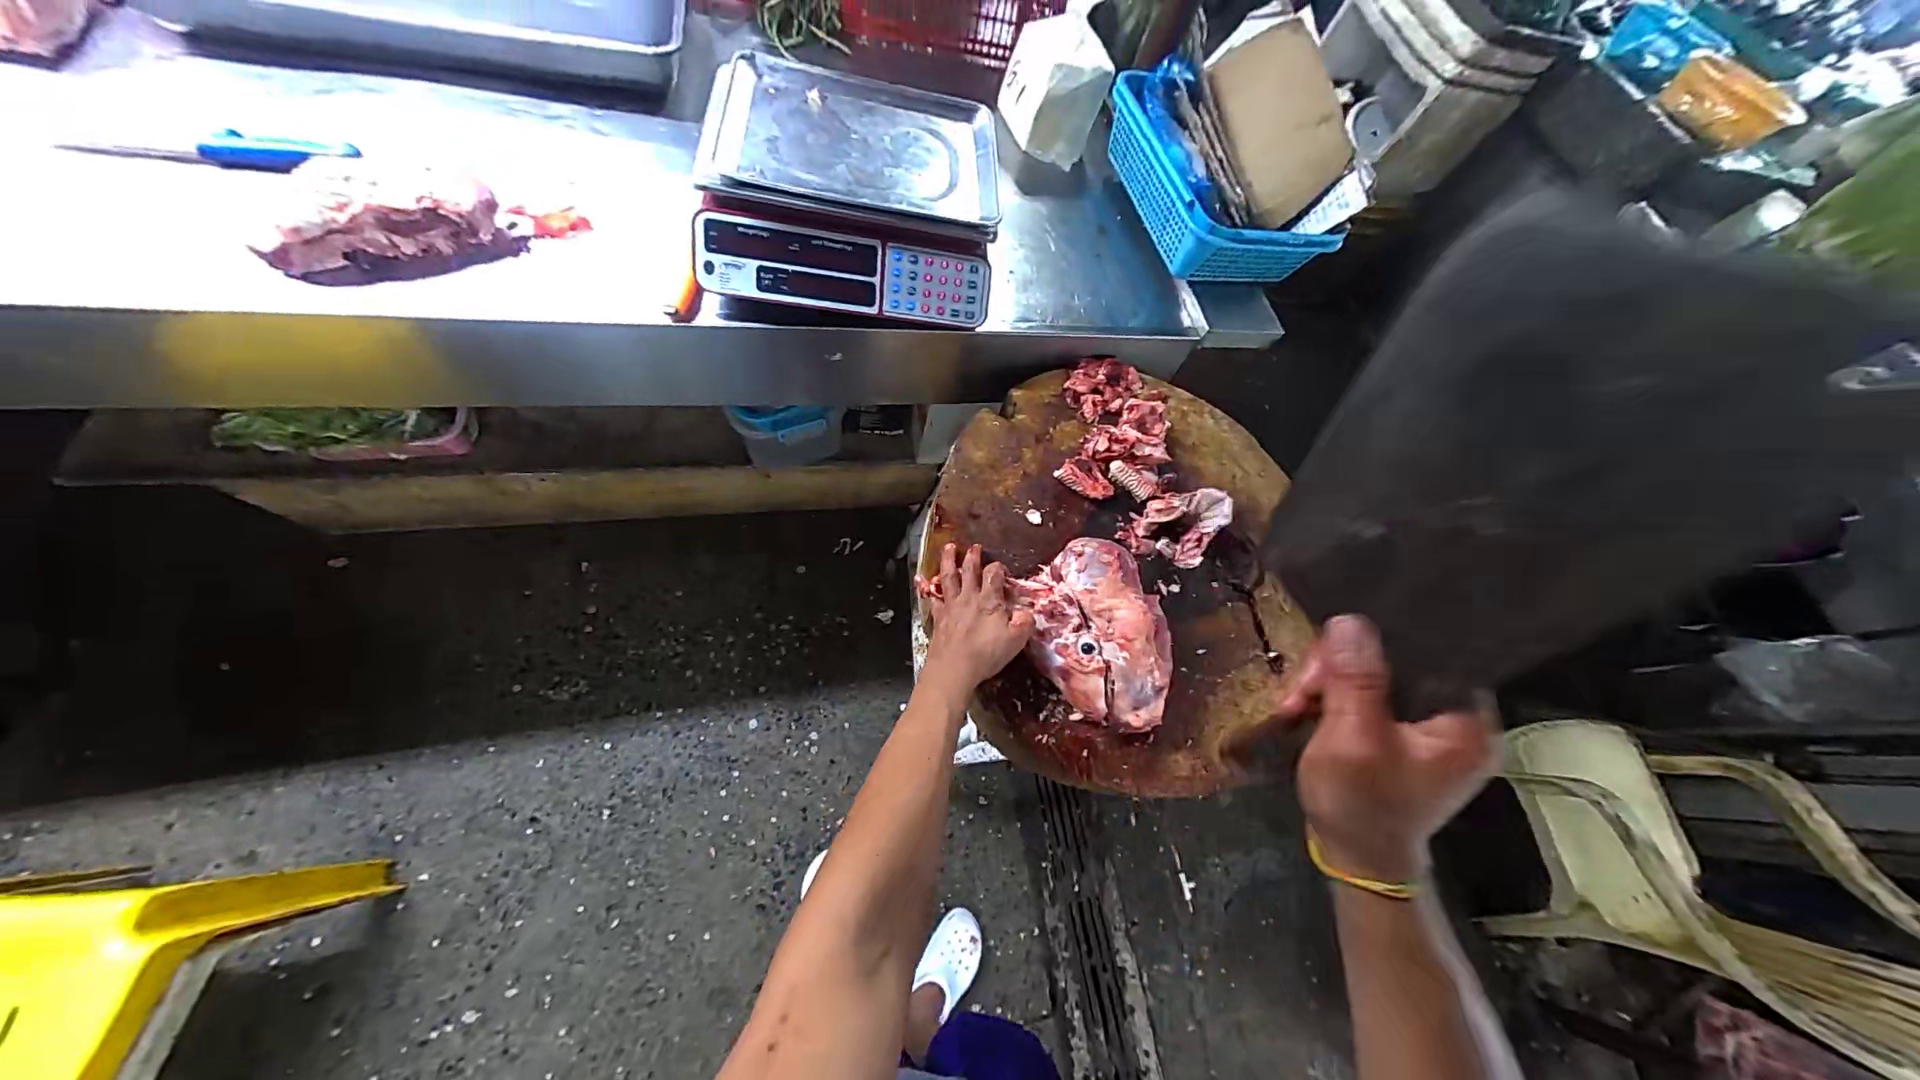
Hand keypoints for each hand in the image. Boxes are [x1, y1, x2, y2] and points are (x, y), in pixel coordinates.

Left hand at [924, 543, 1034, 693]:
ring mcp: (951, 606)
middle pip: (970, 570)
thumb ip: (1025, 622)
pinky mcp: (938, 618)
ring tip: (949, 548)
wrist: (954, 668)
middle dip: (973, 557)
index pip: (993, 575)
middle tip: (974, 546)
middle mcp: (969, 597)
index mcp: (989, 600)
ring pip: (949, 577)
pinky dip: (929, 589)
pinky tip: (926, 583)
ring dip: (949, 561)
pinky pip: (933, 599)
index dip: (998, 568)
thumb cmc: (987, 653)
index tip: (1001, 569)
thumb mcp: (1016, 639)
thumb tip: (1026, 612)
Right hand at [1277, 615, 1498, 883]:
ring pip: (1371, 676)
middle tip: (1301, 693)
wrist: (1354, 860)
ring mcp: (1427, 729)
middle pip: (1391, 662)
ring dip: (1327, 685)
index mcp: (1464, 721)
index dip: (1369, 646)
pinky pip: (1366, 696)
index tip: (1325, 662)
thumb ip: (1355, 680)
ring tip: (1296, 705)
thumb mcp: (1352, 738)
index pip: (1422, 652)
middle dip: (1337, 671)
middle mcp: (1454, 718)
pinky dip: (1333, 699)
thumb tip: (1349, 621)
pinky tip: (1306, 709)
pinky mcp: (1400, 735)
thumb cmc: (1361, 805)